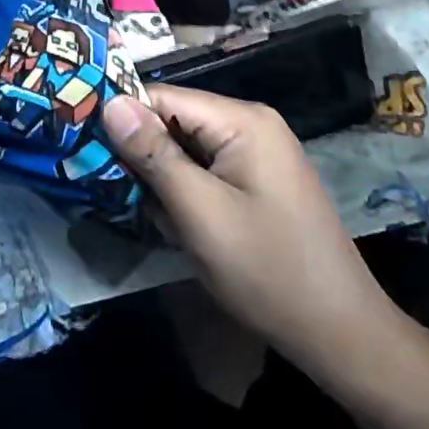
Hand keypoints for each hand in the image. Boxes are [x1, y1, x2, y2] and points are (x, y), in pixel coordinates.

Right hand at [99, 86, 381, 357]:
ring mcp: (257, 151)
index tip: (88, 149)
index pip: (164, 97)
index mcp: (242, 119)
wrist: (340, 331)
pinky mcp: (257, 179)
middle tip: (129, 199)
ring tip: (165, 222)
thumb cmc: (267, 270)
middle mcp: (251, 123)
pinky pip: (206, 170)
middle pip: (176, 121)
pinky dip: (187, 195)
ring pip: (187, 149)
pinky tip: (187, 230)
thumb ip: (153, 154)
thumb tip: (109, 102)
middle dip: (147, 158)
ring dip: (166, 183)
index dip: (124, 119)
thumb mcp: (200, 213)